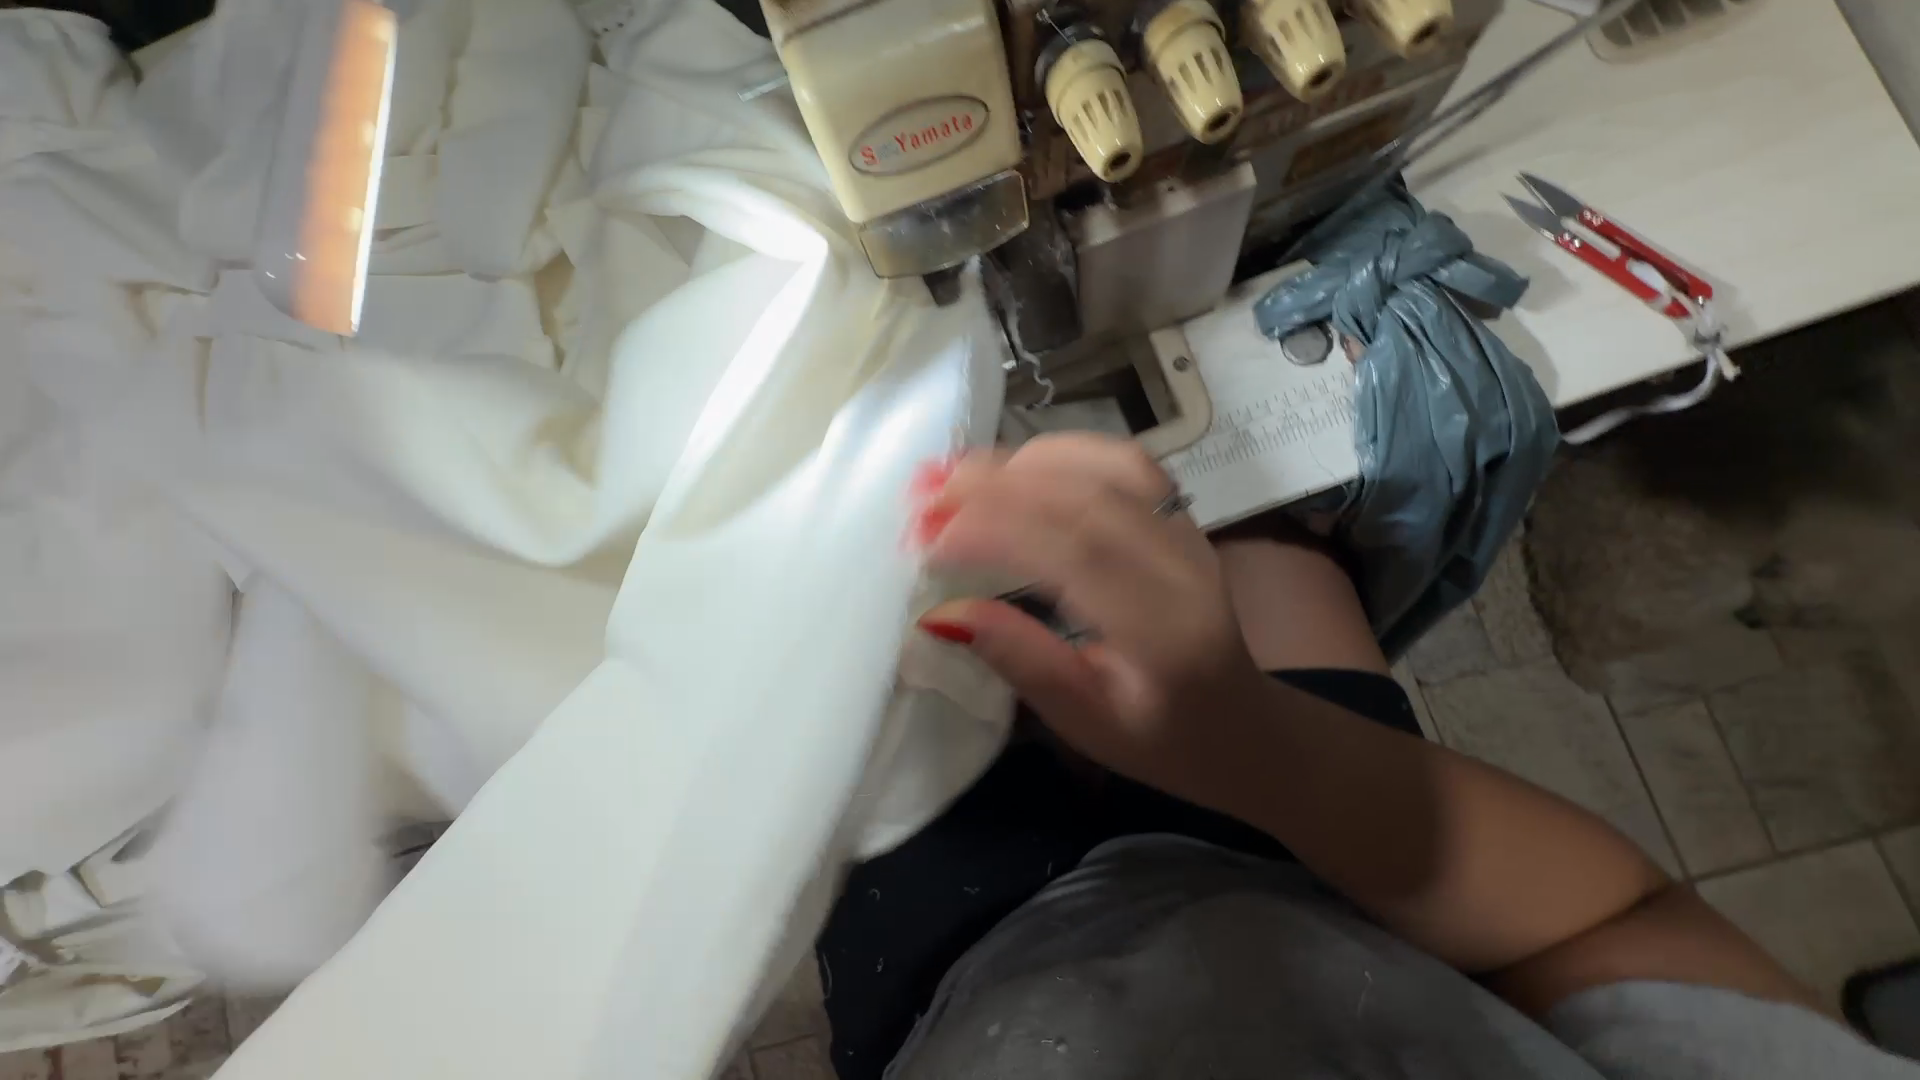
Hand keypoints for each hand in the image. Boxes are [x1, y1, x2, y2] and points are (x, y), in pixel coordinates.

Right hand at [912, 434, 1270, 796]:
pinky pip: (1120, 461)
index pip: (1076, 552)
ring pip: (1103, 466)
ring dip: (1020, 462)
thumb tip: (941, 613)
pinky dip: (1058, 454)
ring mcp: (1186, 530)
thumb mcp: (1084, 720)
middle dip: (993, 487)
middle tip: (920, 495)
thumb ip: (1021, 660)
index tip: (928, 538)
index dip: (996, 532)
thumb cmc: (1162, 738)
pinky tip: (1013, 466)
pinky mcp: (1179, 516)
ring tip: (952, 474)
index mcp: (1163, 628)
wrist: (1242, 726)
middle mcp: (1182, 563)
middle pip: (1086, 496)